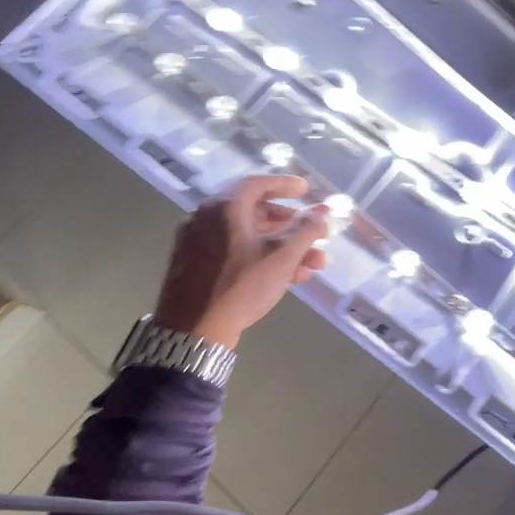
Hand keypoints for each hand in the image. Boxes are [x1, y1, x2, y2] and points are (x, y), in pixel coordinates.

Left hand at [151, 174, 329, 349]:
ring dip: (283, 246)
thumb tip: (322, 214)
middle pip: (255, 211)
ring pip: (248, 236)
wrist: (192, 331)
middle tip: (314, 232)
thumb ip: (307, 229)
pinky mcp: (195, 266)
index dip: (286, 184)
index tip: (307, 190)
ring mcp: (197, 243)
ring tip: (312, 264)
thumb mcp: (282, 256)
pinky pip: (234, 251)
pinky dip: (261, 257)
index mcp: (224, 207)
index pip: (258, 183)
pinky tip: (287, 276)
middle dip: (292, 224)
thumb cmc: (240, 285)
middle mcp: (206, 217)